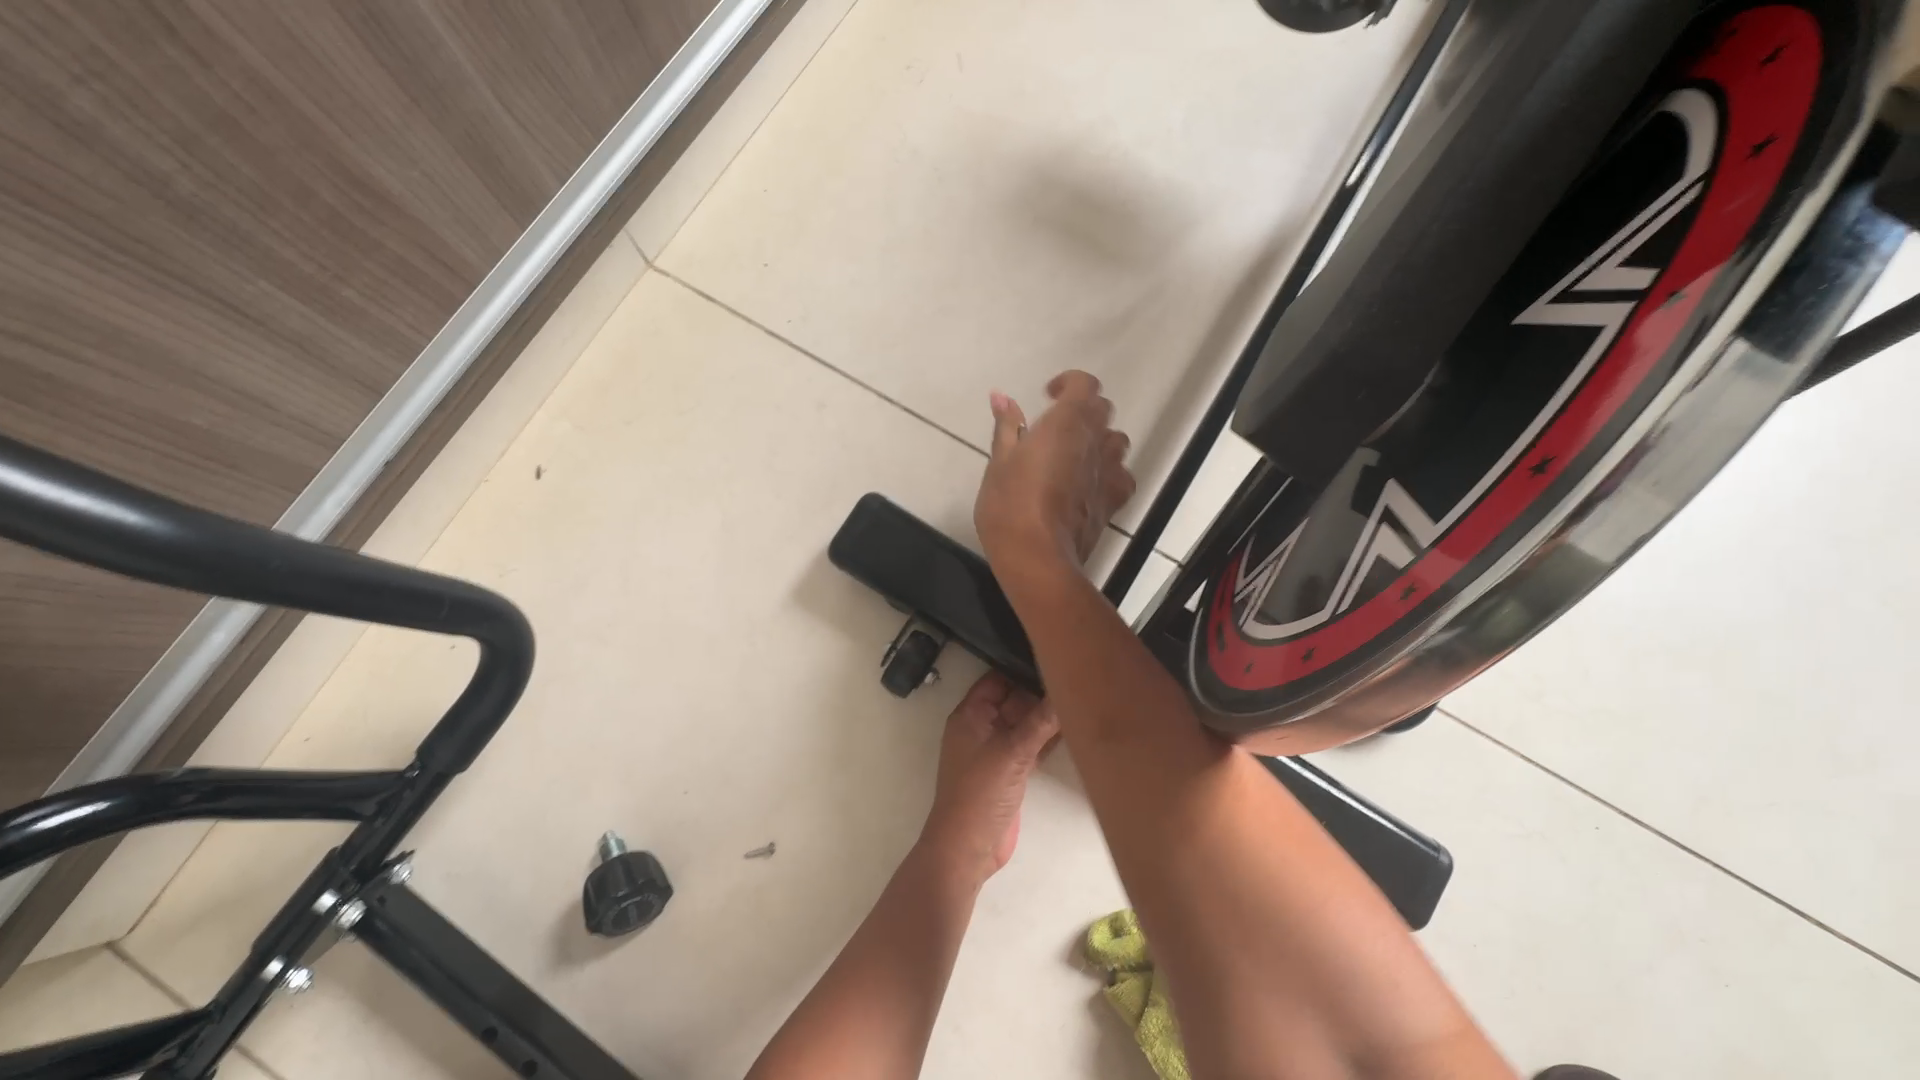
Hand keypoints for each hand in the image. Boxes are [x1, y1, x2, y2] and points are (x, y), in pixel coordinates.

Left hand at [919, 672, 1059, 886]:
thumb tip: (1065, 690)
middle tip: (1078, 673)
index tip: (1054, 654)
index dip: (1021, 666)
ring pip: (1026, 723)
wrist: (969, 848)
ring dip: (1047, 715)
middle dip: (1040, 690)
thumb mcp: (1011, 752)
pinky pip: (1033, 745)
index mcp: (970, 715)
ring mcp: (998, 750)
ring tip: (1083, 695)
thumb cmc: (979, 793)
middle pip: (1015, 699)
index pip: (997, 679)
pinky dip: (1050, 738)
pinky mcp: (1013, 771)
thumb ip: (1040, 722)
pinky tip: (1076, 727)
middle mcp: (984, 728)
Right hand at [974, 371, 1134, 588]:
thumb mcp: (1000, 462)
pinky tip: (1088, 486)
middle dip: (1082, 410)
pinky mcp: (1114, 501)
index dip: (1069, 383)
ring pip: (1116, 441)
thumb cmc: (1010, 505)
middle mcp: (1095, 441)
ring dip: (1098, 440)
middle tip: (1054, 427)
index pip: (1085, 384)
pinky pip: (1121, 476)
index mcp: (1067, 422)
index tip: (1047, 396)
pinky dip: (1108, 473)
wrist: (1037, 557)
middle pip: (1102, 411)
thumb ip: (1006, 426)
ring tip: (1072, 455)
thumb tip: (1001, 396)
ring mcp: (1110, 472)